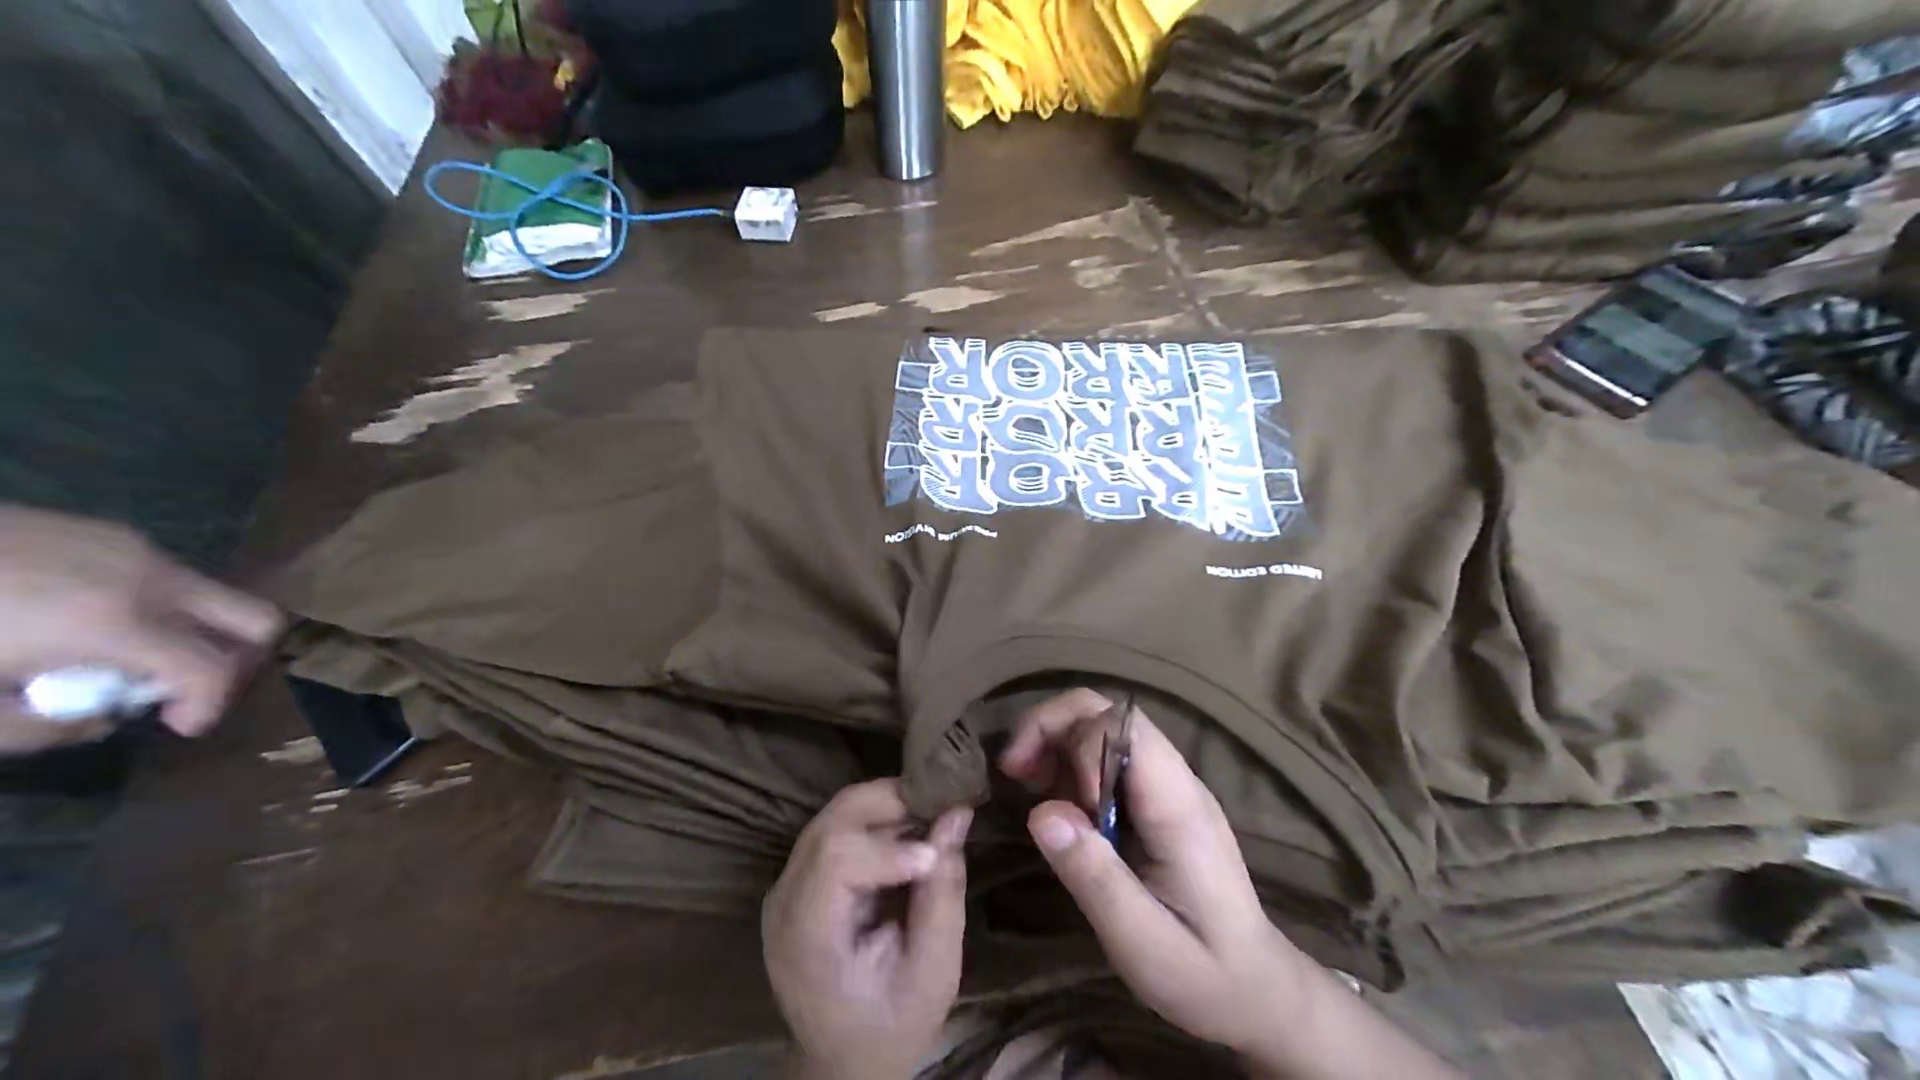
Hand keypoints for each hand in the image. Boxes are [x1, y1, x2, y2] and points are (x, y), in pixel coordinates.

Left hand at [0, 506, 282, 752]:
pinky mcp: (119, 536)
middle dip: (240, 661)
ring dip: (195, 634)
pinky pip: (173, 579)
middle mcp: (154, 582)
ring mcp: (142, 552)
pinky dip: (161, 608)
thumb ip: (38, 728)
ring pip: (218, 600)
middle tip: (188, 686)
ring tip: (127, 656)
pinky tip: (94, 620)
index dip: (211, 706)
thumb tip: (103, 720)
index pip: (214, 670)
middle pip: (258, 622)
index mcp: (116, 625)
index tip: (181, 727)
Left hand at [763, 778, 972, 1079]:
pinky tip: (907, 830)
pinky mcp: (797, 880)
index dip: (889, 846)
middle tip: (940, 805)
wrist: (844, 1061)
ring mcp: (784, 887)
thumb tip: (956, 816)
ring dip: (883, 805)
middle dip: (889, 803)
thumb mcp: (933, 975)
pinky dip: (874, 820)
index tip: (936, 856)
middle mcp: (783, 900)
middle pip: (831, 822)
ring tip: (929, 814)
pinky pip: (834, 831)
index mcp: (806, 935)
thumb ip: (942, 895)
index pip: (835, 857)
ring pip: (832, 816)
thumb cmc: (891, 1026)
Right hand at [1001, 690, 1460, 1079]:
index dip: (1078, 747)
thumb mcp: (1142, 944)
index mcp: (1178, 805)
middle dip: (1050, 726)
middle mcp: (1174, 779)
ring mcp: (1167, 785)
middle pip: (1106, 711)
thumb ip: (1094, 877)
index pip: (1124, 726)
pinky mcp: (1155, 798)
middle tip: (1014, 771)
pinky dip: (1067, 763)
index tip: (1061, 804)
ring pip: (1101, 724)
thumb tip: (1041, 812)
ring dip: (1054, 741)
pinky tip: (1054, 802)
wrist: (1258, 990)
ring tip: (1027, 785)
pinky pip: (1105, 754)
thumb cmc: (1203, 975)